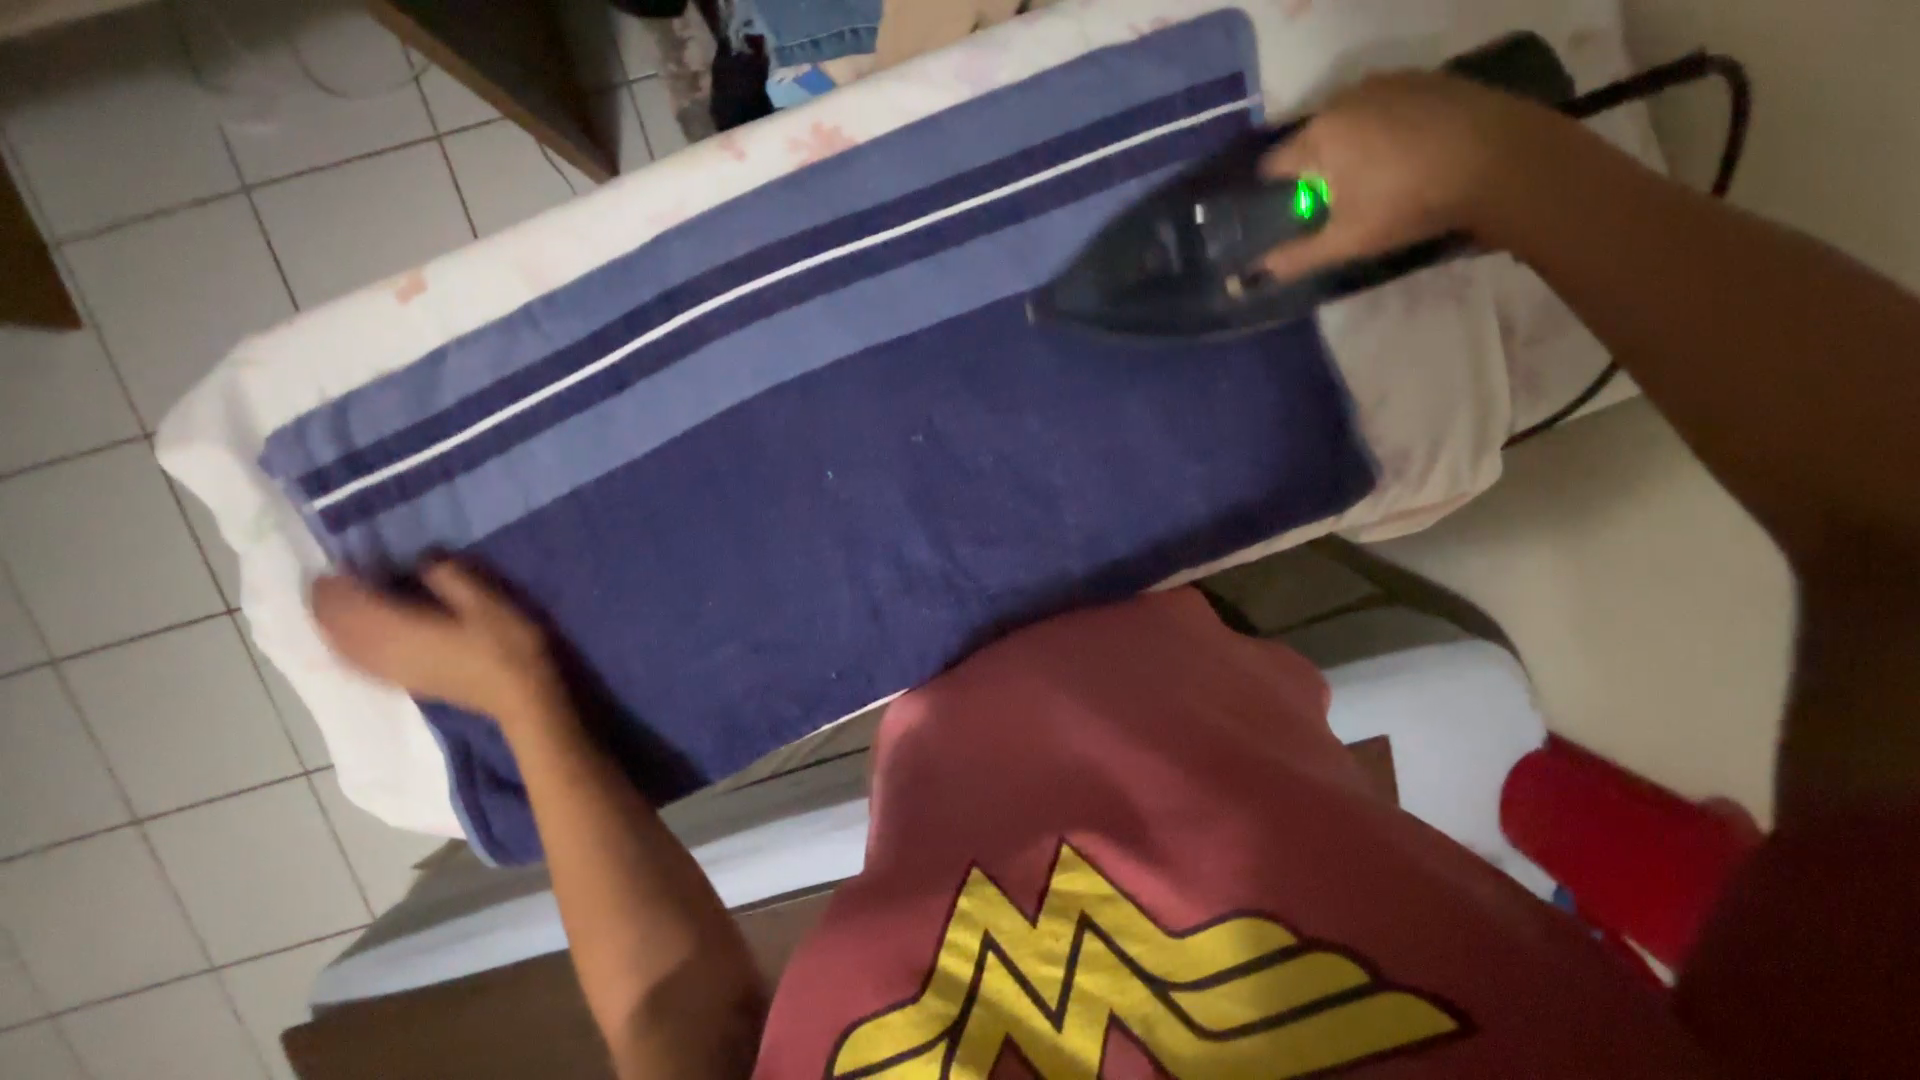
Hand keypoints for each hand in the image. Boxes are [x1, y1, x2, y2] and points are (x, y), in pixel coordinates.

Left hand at [310, 560, 563, 725]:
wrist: (521, 696)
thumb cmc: (506, 644)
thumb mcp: (486, 599)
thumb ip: (447, 575)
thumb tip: (421, 558)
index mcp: (397, 628)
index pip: (348, 601)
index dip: (337, 580)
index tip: (338, 559)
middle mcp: (381, 651)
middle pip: (335, 625)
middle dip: (326, 601)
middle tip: (332, 577)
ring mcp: (388, 671)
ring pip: (339, 645)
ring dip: (330, 624)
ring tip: (336, 603)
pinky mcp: (400, 682)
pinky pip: (355, 661)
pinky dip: (343, 645)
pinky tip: (352, 638)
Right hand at [1259, 71, 1576, 281]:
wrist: (1500, 159)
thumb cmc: (1410, 202)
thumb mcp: (1349, 240)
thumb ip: (1299, 256)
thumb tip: (1261, 270)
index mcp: (1318, 137)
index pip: (1275, 165)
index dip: (1279, 192)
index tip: (1296, 212)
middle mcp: (1344, 100)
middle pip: (1313, 140)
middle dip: (1318, 168)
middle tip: (1342, 201)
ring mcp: (1386, 83)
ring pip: (1351, 122)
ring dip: (1353, 147)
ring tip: (1379, 177)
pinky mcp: (1424, 79)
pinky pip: (1387, 108)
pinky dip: (1387, 129)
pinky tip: (1410, 154)